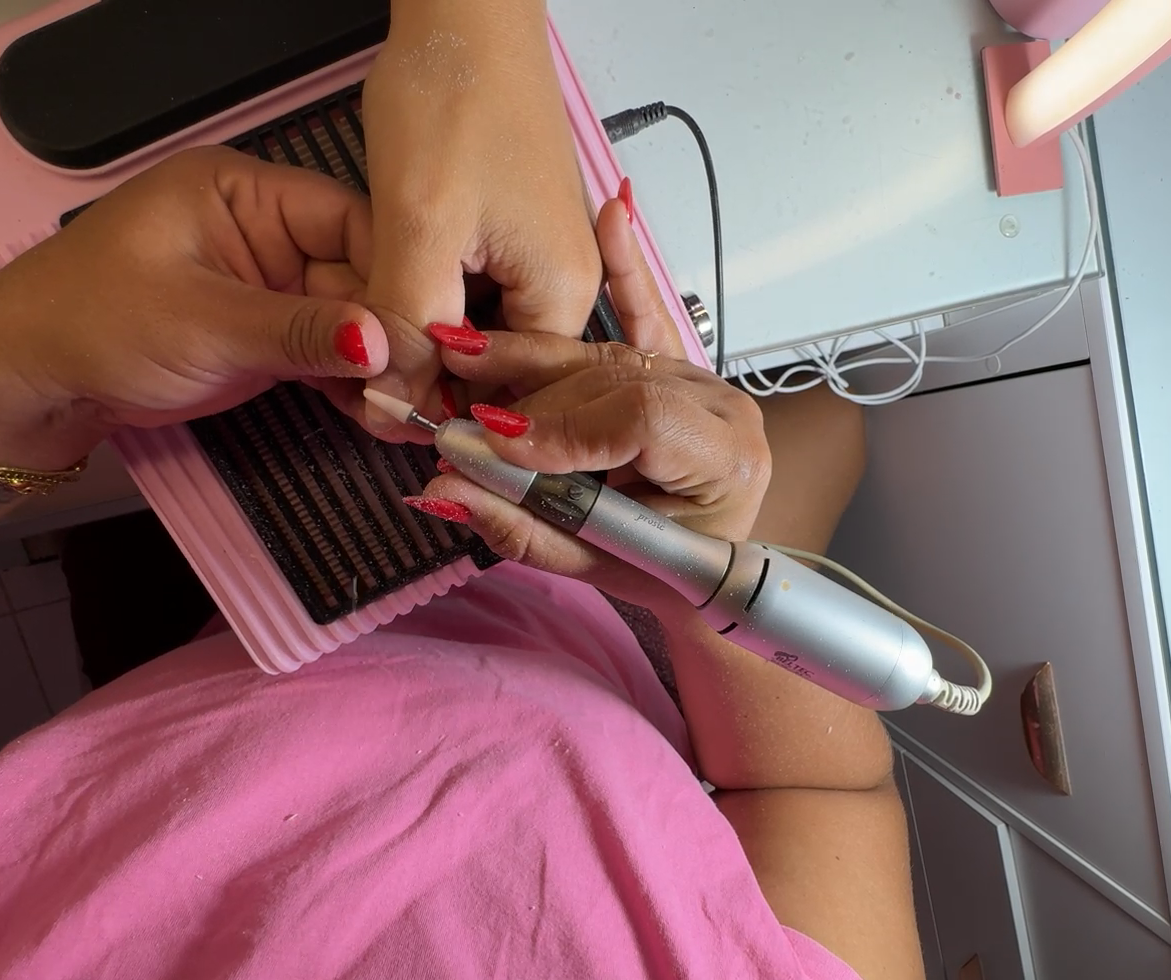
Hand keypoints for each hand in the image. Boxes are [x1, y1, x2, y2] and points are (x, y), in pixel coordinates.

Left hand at [0, 147, 389, 468]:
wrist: (37, 385)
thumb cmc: (95, 324)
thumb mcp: (200, 322)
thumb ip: (299, 331)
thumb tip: (388, 346)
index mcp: (248, 194)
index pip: (353, 222)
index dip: (396, 274)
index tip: (430, 334)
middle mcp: (275, 234)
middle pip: (366, 277)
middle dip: (394, 336)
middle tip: (424, 391)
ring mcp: (282, 289)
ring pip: (361, 324)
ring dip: (383, 371)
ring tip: (405, 414)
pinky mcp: (283, 336)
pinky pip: (339, 356)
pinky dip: (360, 388)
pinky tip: (381, 417)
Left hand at [353, 0, 602, 435]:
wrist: (467, 17)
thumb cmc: (459, 98)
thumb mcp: (421, 225)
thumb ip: (409, 324)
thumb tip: (396, 397)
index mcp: (563, 296)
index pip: (508, 391)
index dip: (444, 408)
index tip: (385, 415)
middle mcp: (567, 288)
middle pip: (498, 367)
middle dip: (434, 375)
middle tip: (368, 378)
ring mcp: (546, 264)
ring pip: (483, 335)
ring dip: (429, 340)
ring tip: (377, 332)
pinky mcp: (520, 242)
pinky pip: (480, 298)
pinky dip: (439, 305)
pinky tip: (401, 294)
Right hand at [413, 199, 767, 614]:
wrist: (712, 569)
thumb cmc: (666, 575)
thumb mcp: (602, 569)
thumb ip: (528, 533)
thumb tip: (444, 493)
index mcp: (725, 460)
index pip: (640, 422)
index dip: (562, 428)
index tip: (491, 441)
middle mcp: (722, 408)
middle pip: (616, 382)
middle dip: (532, 402)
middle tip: (457, 413)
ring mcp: (703, 382)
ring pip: (607, 356)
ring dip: (533, 353)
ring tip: (463, 347)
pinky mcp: (681, 369)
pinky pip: (649, 316)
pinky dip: (628, 269)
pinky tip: (615, 213)